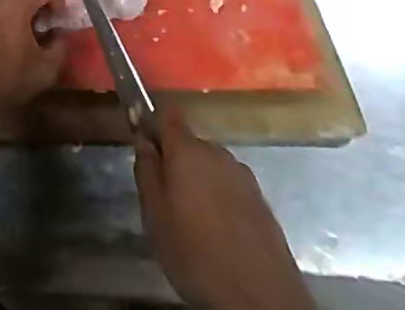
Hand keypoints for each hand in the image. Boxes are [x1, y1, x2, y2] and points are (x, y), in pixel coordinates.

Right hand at [134, 105, 315, 309]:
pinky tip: (217, 230)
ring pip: (211, 166)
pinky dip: (220, 199)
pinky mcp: (262, 201)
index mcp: (187, 150)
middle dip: (176, 159)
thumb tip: (143, 140)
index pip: (168, 113)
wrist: (261, 298)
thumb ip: (146, 170)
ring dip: (199, 180)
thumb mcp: (154, 214)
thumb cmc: (195, 253)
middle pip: (190, 143)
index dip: (153, 118)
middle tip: (164, 193)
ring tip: (191, 217)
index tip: (142, 133)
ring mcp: (243, 176)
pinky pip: (230, 187)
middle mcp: (217, 153)